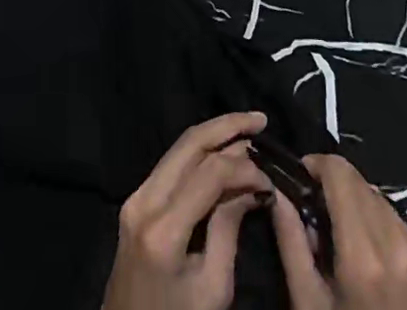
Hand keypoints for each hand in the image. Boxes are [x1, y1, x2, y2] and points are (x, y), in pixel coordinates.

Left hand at [102, 112, 275, 309]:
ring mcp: (135, 197)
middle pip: (190, 143)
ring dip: (215, 133)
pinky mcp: (135, 201)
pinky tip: (223, 150)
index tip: (270, 178)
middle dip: (228, 125)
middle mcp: (144, 201)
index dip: (245, 166)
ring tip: (248, 128)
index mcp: (163, 229)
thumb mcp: (213, 287)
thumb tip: (253, 185)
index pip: (210, 172)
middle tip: (261, 120)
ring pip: (179, 147)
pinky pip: (171, 162)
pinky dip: (200, 151)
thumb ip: (230, 227)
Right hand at [268, 154, 406, 309]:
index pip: (341, 175)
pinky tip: (369, 256)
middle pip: (361, 184)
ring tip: (339, 236)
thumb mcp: (308, 305)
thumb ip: (292, 244)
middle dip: (334, 186)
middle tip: (312, 209)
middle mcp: (400, 244)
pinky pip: (402, 225)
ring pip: (382, 202)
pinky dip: (380, 226)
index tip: (300, 176)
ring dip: (357, 205)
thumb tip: (279, 195)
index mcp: (365, 257)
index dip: (317, 165)